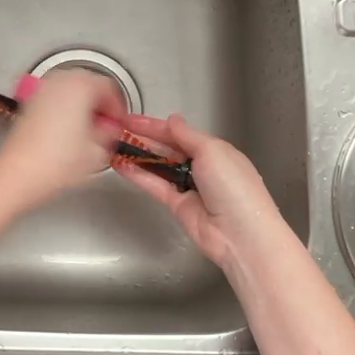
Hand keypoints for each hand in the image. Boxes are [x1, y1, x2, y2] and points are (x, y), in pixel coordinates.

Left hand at [0, 70, 123, 211]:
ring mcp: (41, 92)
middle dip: (100, 104)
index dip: (117, 107)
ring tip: (88, 130)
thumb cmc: (52, 164)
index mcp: (80, 87)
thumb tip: (110, 129)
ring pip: (71, 90)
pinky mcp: (30, 104)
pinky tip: (68, 131)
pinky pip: (55, 99)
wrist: (17, 176)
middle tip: (106, 125)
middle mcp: (59, 83)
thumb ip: (110, 134)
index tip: (118, 122)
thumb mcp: (97, 152)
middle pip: (89, 84)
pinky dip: (65, 109)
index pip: (109, 87)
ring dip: (83, 105)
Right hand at [115, 113, 288, 267]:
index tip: (131, 120)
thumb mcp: (212, 151)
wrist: (241, 235)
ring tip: (114, 145)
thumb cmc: (234, 187)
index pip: (179, 134)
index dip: (155, 126)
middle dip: (143, 139)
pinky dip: (138, 175)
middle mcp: (201, 167)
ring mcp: (188, 187)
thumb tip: (173, 120)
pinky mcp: (176, 206)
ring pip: (158, 167)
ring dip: (137, 155)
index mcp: (215, 151)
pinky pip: (154, 186)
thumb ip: (187, 135)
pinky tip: (121, 165)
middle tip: (116, 130)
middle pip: (167, 149)